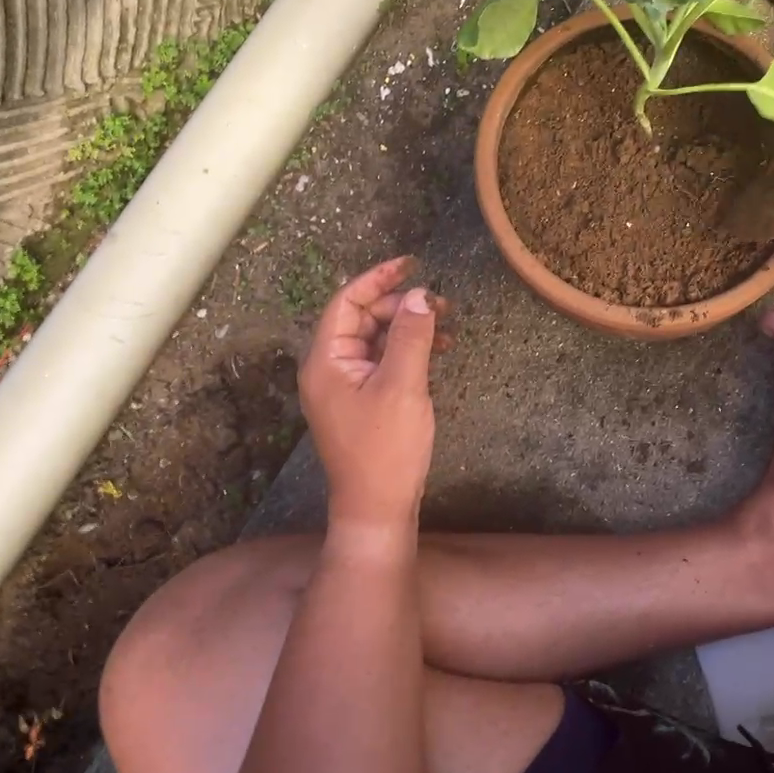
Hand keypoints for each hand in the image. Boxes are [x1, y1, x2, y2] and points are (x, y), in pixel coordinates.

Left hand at [298, 256, 447, 530]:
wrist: (378, 508)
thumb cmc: (386, 448)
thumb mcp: (403, 386)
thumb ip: (410, 336)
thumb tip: (419, 295)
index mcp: (326, 360)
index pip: (346, 302)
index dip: (377, 278)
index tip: (412, 264)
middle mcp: (330, 368)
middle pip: (362, 318)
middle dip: (400, 305)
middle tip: (442, 304)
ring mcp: (346, 386)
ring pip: (376, 339)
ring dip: (409, 327)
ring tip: (447, 325)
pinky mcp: (363, 400)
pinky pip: (383, 361)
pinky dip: (408, 349)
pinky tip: (437, 350)